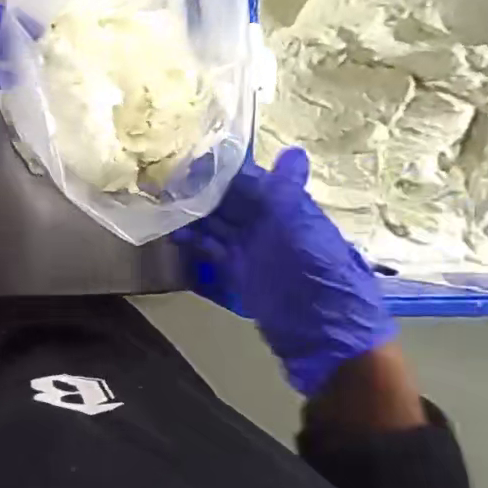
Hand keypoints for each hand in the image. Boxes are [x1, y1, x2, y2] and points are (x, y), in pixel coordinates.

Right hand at [173, 148, 397, 396]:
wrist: (323, 334)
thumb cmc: (318, 278)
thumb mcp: (302, 231)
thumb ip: (288, 195)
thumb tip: (291, 152)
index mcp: (287, 209)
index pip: (251, 181)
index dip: (224, 169)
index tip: (192, 157)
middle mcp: (268, 225)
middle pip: (230, 201)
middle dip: (202, 189)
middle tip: (166, 179)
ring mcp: (252, 250)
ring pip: (218, 224)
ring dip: (194, 214)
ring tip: (163, 203)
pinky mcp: (238, 272)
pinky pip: (213, 250)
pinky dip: (194, 242)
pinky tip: (172, 234)